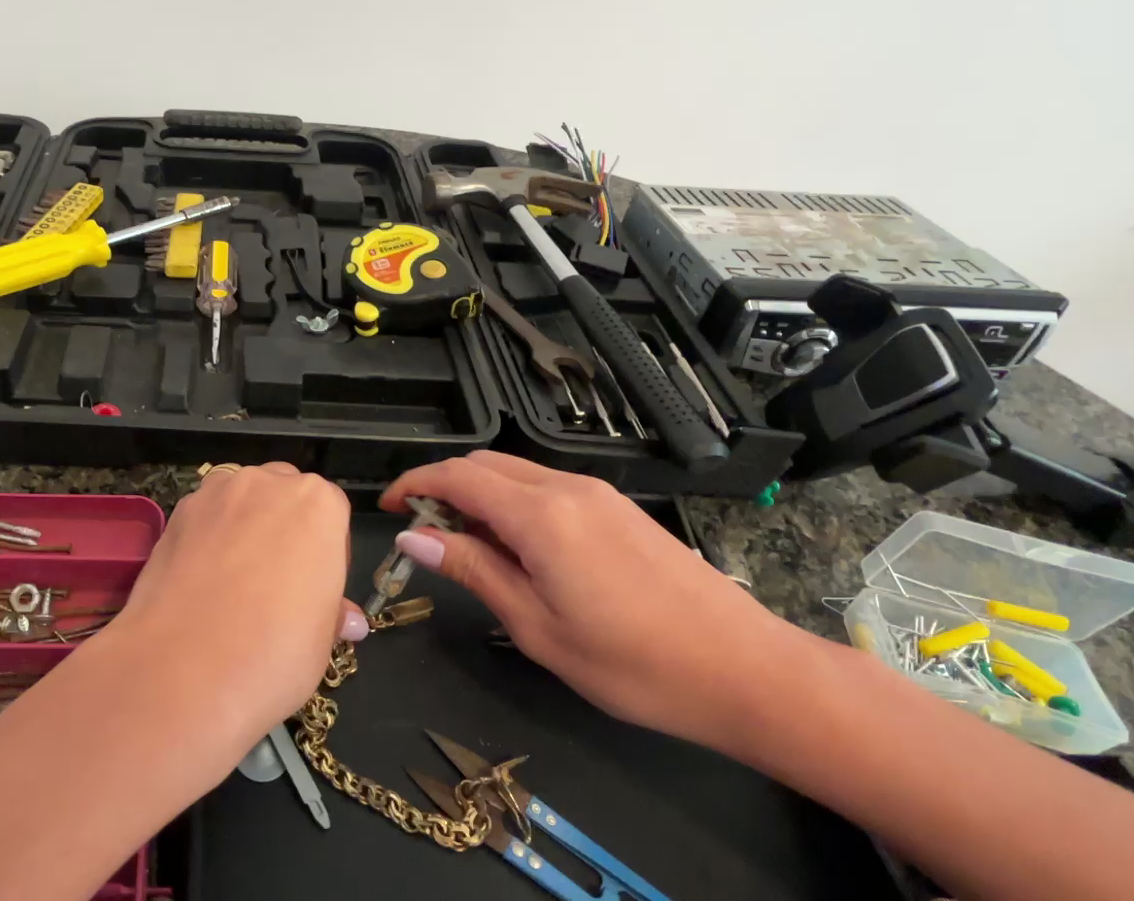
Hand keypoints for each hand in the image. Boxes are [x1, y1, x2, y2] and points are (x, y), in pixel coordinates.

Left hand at [112, 463, 362, 740]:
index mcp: (319, 503)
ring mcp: (216, 494)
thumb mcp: (322, 639)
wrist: (184, 668)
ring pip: (240, 500)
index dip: (327, 552)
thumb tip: (349, 621)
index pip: (333, 512)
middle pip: (284, 495)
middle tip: (278, 582)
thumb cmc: (275, 651)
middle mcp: (267, 483)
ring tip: (235, 580)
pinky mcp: (176, 513)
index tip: (317, 588)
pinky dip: (208, 538)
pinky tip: (202, 581)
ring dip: (244, 526)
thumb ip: (334, 612)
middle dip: (284, 528)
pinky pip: (204, 518)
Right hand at [381, 451, 803, 748]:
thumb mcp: (537, 627)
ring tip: (465, 548)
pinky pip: (547, 488)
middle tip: (422, 534)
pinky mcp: (619, 508)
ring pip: (516, 472)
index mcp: (541, 515)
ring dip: (478, 495)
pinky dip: (513, 503)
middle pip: (484, 464)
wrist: (745, 670)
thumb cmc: (633, 663)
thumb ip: (473, 571)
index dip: (413, 484)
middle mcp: (568, 488)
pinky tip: (517, 549)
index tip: (387, 508)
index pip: (457, 476)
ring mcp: (599, 494)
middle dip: (442, 486)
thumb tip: (416, 537)